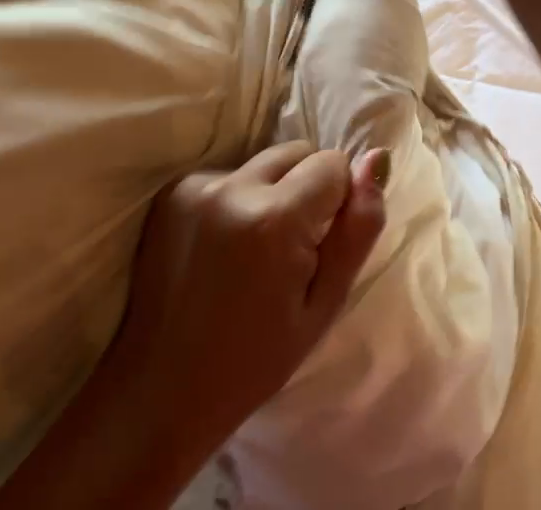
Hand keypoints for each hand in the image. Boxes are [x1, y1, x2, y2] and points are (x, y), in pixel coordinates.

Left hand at [103, 141, 386, 447]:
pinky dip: (237, 200)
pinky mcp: (171, 194)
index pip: (334, 164)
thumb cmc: (256, 360)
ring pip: (262, 162)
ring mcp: (195, 186)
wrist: (163, 388)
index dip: (338, 204)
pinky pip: (227, 176)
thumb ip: (357, 229)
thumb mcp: (324, 305)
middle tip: (291, 251)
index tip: (319, 249)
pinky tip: (223, 248)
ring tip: (254, 251)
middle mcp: (232, 187)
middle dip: (307, 188)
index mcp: (274, 218)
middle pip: (297, 152)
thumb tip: (376, 159)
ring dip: (272, 191)